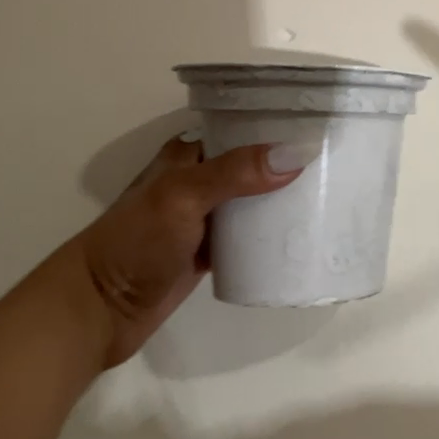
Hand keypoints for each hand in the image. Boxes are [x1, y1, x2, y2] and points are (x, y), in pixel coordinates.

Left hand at [48, 134, 312, 366]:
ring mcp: (205, 219)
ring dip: (285, 200)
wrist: (99, 311)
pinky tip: (303, 236)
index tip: (324, 128)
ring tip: (332, 197)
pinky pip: (250, 237)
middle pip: (254, 166)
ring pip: (255, 202)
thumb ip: (235, 173)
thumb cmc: (134, 244)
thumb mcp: (182, 197)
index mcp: (187, 156)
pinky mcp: (210, 252)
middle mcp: (198, 182)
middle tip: (339, 165)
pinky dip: (273, 235)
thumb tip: (298, 153)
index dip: (278, 126)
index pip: (241, 129)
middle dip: (290, 165)